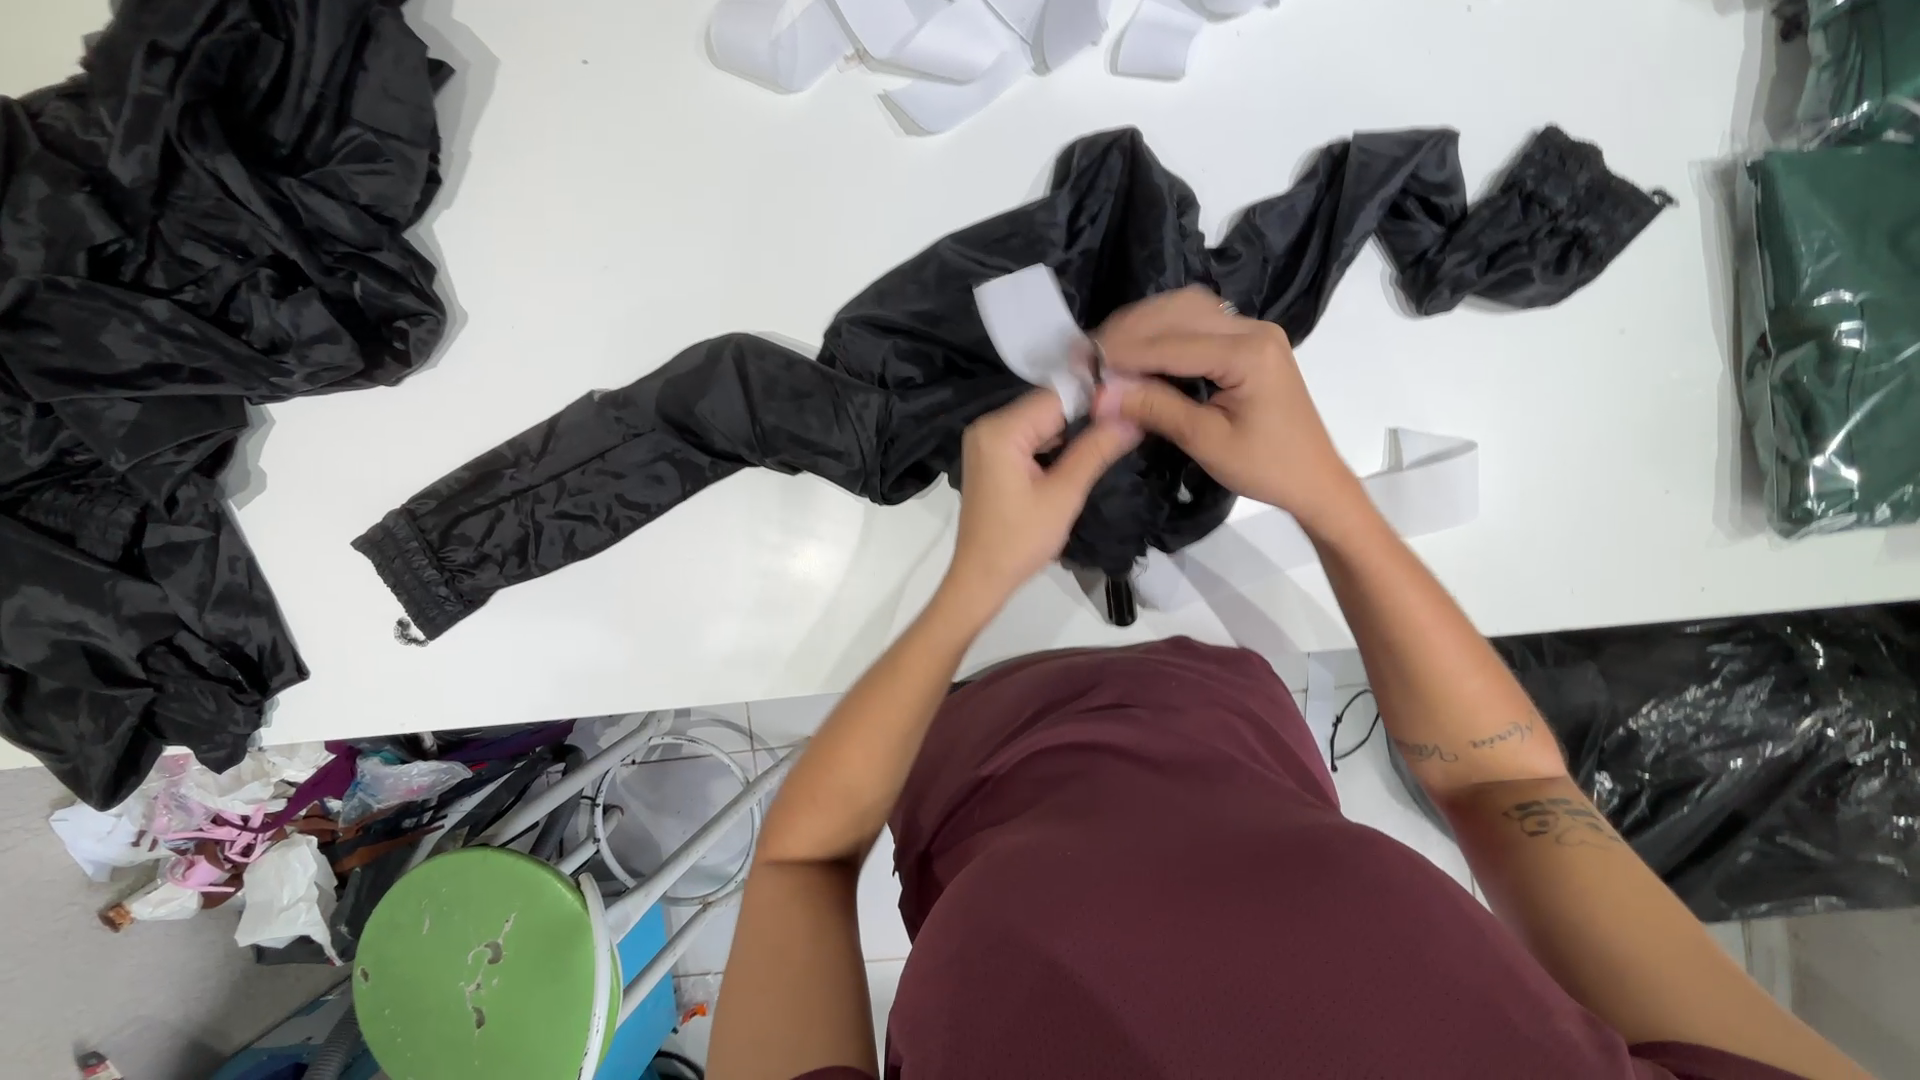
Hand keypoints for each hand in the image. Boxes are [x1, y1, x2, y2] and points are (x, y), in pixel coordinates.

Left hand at [944, 389, 1140, 606]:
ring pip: (1039, 422)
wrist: (982, 578)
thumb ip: (1096, 451)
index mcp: (1000, 431)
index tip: (1130, 404)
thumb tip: (1132, 417)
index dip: (1095, 398)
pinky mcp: (989, 457)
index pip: (1055, 397)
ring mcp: (985, 441)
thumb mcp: (1064, 494)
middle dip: (1085, 413)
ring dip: (1071, 429)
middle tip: (1126, 420)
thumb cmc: (1020, 540)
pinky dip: (1052, 443)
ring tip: (1112, 433)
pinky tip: (1080, 452)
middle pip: (1046, 406)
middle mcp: (987, 426)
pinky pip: (1027, 437)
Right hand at [1094, 287, 1361, 528]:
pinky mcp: (1247, 342)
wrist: (1313, 478)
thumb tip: (1102, 395)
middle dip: (1129, 331)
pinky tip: (1137, 348)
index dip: (1124, 353)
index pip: (1172, 343)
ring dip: (1143, 325)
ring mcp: (1253, 332)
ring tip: (1106, 349)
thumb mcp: (1206, 442)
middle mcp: (1253, 329)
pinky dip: (1162, 331)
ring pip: (1186, 309)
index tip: (1083, 365)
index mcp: (1249, 354)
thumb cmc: (1265, 467)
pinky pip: (1197, 322)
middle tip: (1088, 354)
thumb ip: (1155, 409)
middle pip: (1178, 311)